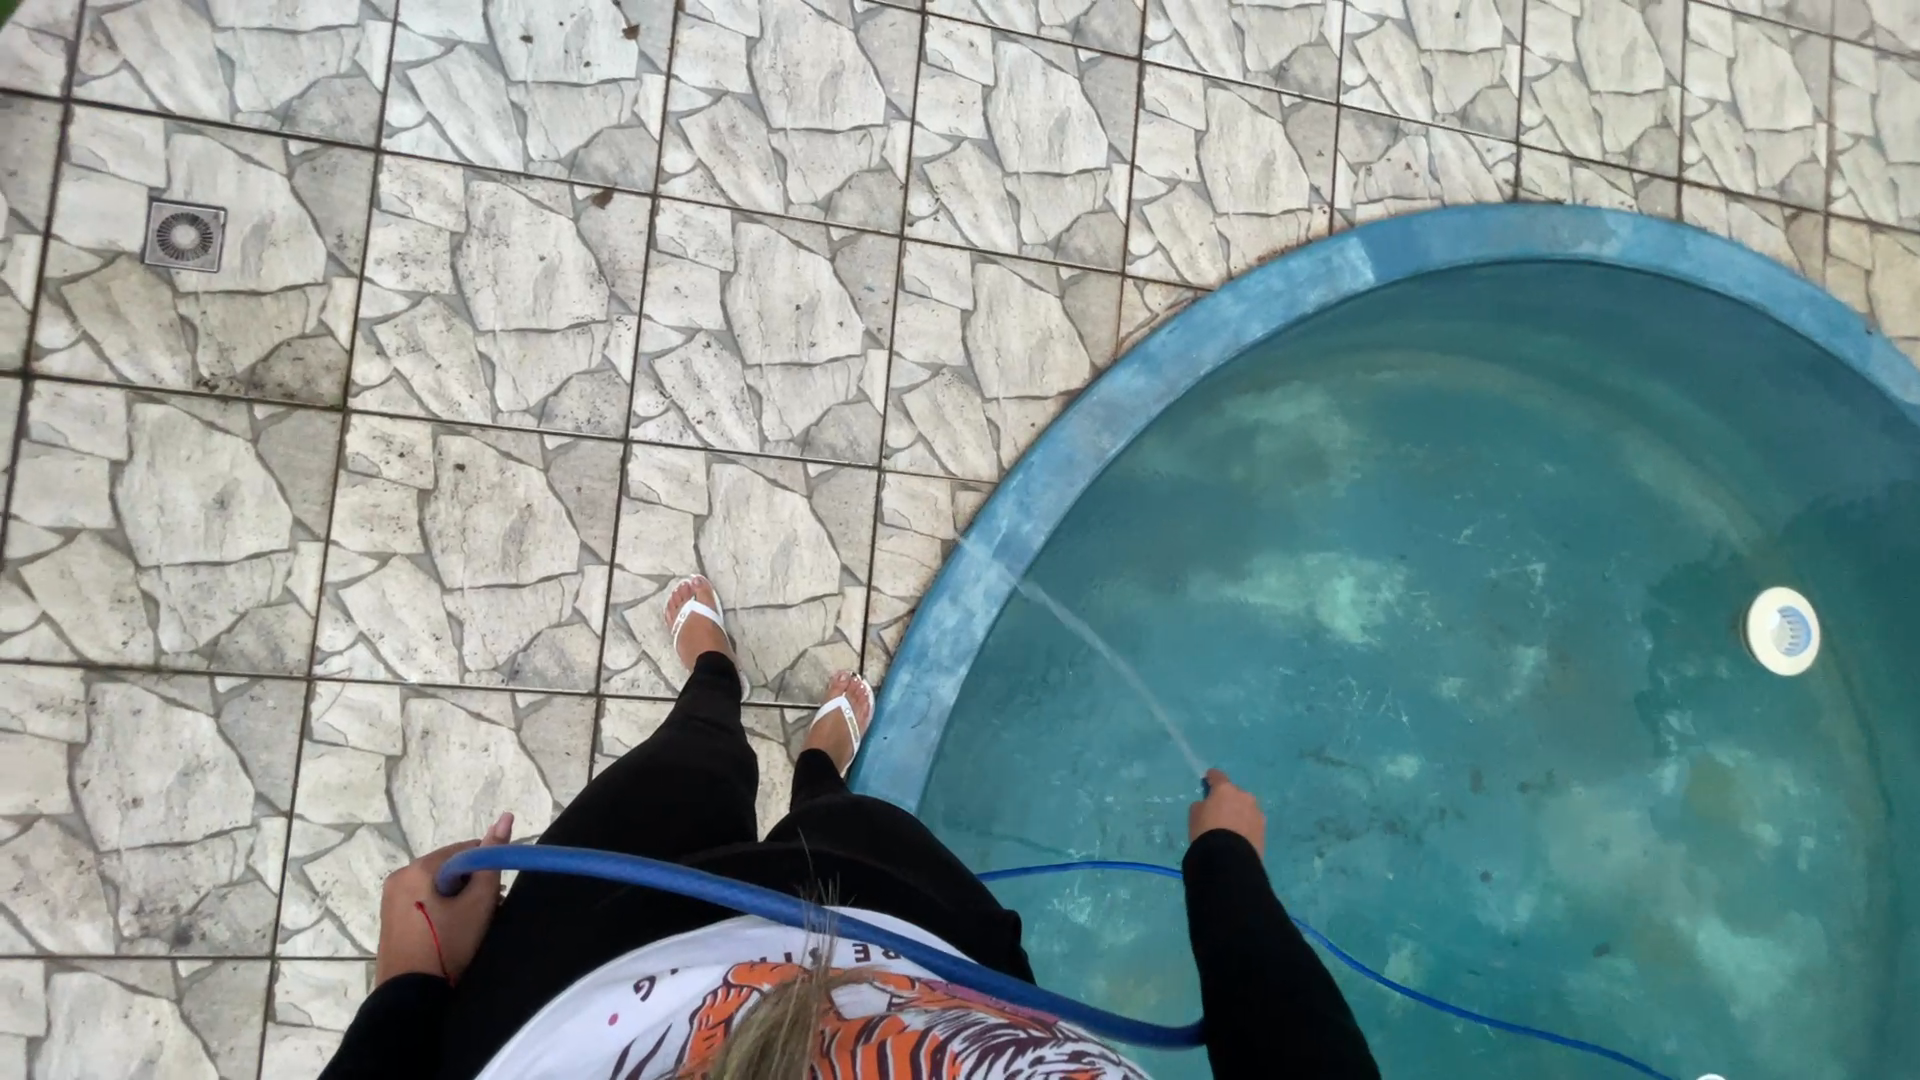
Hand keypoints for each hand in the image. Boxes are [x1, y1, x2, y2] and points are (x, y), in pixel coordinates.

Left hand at [375, 813, 512, 985]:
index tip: (495, 891)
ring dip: (461, 896)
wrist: (410, 997)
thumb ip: (492, 857)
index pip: (466, 850)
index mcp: (416, 870)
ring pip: (440, 885)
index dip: (486, 867)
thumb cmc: (448, 943)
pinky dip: (445, 907)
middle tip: (488, 907)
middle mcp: (398, 878)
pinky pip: (426, 900)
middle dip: (473, 883)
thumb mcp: (479, 900)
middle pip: (452, 868)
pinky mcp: (391, 919)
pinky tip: (455, 928)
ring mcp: (390, 900)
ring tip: (473, 921)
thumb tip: (506, 816)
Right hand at [1189, 769, 1265, 858]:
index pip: (1217, 776)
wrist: (1229, 857)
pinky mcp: (1264, 829)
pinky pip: (1252, 822)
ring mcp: (1256, 812)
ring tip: (1231, 825)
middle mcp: (1244, 796)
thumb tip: (1208, 805)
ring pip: (1246, 807)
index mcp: (1225, 789)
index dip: (1211, 778)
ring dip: (1240, 811)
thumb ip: (1202, 804)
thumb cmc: (1207, 830)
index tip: (1208, 781)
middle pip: (1234, 792)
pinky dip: (1246, 825)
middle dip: (1228, 798)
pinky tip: (1239, 834)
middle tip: (1220, 810)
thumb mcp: (1194, 814)